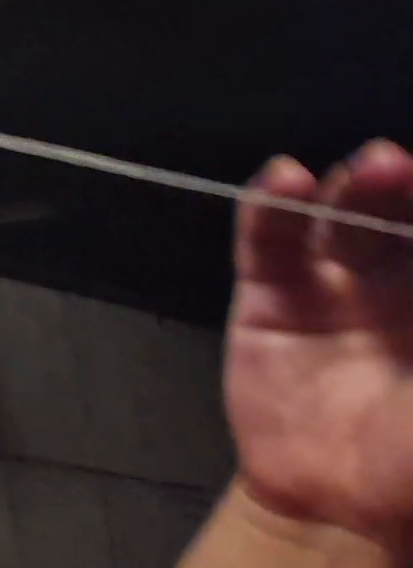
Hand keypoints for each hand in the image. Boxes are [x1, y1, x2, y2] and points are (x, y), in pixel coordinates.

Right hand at [225, 140, 412, 553]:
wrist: (346, 501)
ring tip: (376, 166)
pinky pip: (268, 243)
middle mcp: (403, 287)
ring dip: (356, 189)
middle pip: (404, 221)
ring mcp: (333, 288)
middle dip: (407, 190)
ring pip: (344, 224)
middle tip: (407, 164)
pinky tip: (286, 179)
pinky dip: (271, 208)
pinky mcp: (268, 295)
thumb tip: (412, 261)